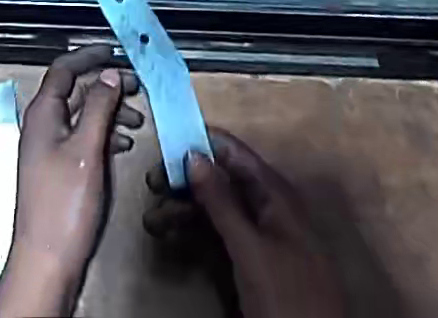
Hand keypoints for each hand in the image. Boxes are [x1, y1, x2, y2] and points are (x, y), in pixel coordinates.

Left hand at [0, 46, 143, 316]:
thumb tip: (109, 75)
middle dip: (106, 85)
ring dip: (109, 111)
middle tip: (135, 85)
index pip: (64, 69)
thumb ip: (99, 107)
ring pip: (83, 114)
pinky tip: (123, 143)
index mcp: (43, 114)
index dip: (88, 56)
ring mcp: (51, 147)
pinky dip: (105, 133)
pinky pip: (84, 136)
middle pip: (76, 90)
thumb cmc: (63, 206)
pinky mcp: (60, 167)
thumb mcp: (87, 148)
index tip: (113, 51)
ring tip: (136, 118)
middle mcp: (44, 125)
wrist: (47, 261)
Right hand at [146, 128, 343, 317]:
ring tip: (151, 220)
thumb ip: (221, 201)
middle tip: (151, 184)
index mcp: (274, 194)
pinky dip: (193, 234)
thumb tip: (193, 154)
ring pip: (215, 210)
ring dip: (184, 210)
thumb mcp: (250, 248)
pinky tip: (169, 237)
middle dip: (186, 180)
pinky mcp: (249, 265)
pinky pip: (217, 237)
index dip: (202, 143)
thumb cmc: (286, 296)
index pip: (234, 153)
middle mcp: (265, 208)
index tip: (166, 142)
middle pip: (221, 180)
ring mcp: (257, 238)